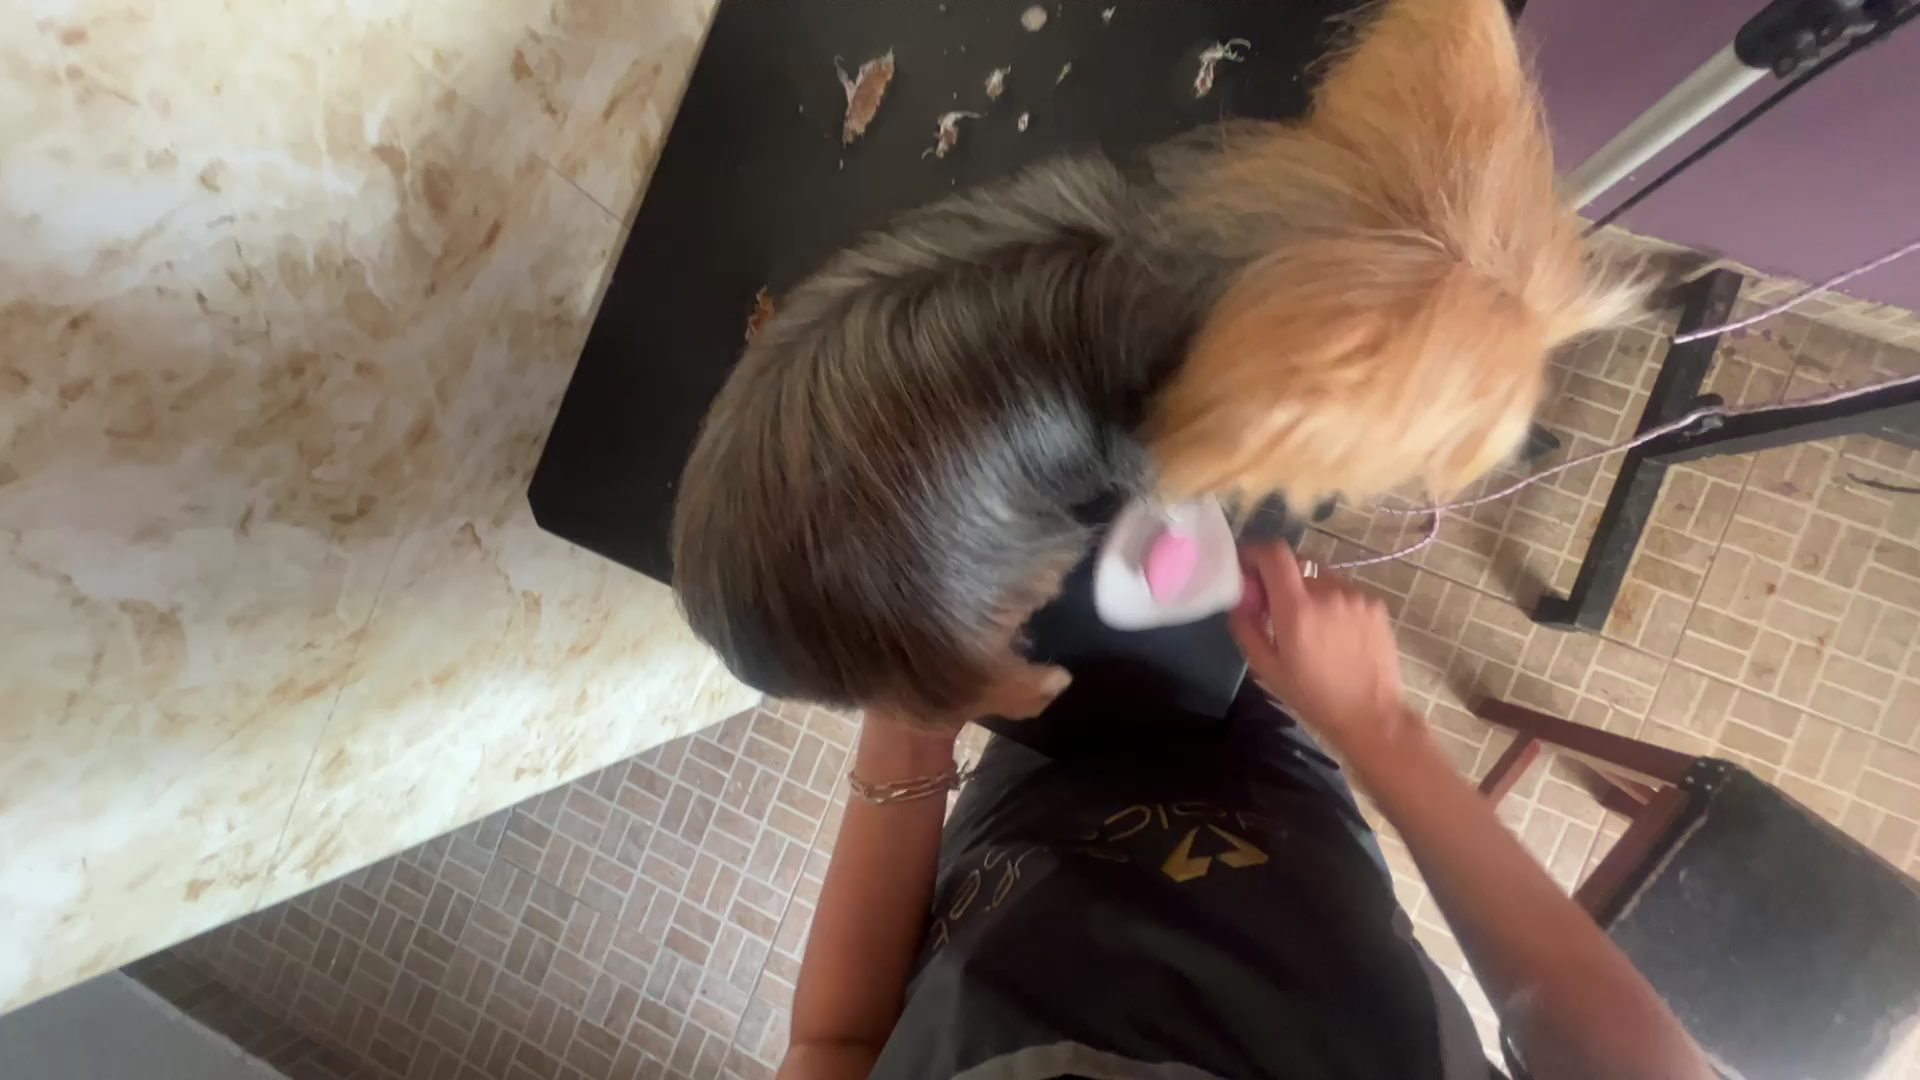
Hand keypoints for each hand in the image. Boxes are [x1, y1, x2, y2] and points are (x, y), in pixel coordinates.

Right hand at [1228, 541, 1418, 758]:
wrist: (1371, 714)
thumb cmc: (1311, 694)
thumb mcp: (1264, 666)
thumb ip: (1245, 625)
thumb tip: (1238, 596)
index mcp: (1297, 608)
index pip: (1274, 554)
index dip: (1256, 552)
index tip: (1247, 567)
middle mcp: (1328, 592)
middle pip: (1295, 565)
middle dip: (1280, 581)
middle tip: (1276, 609)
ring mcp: (1355, 595)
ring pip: (1319, 578)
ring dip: (1308, 593)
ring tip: (1311, 627)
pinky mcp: (1375, 604)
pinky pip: (1342, 590)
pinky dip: (1331, 602)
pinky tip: (1335, 633)